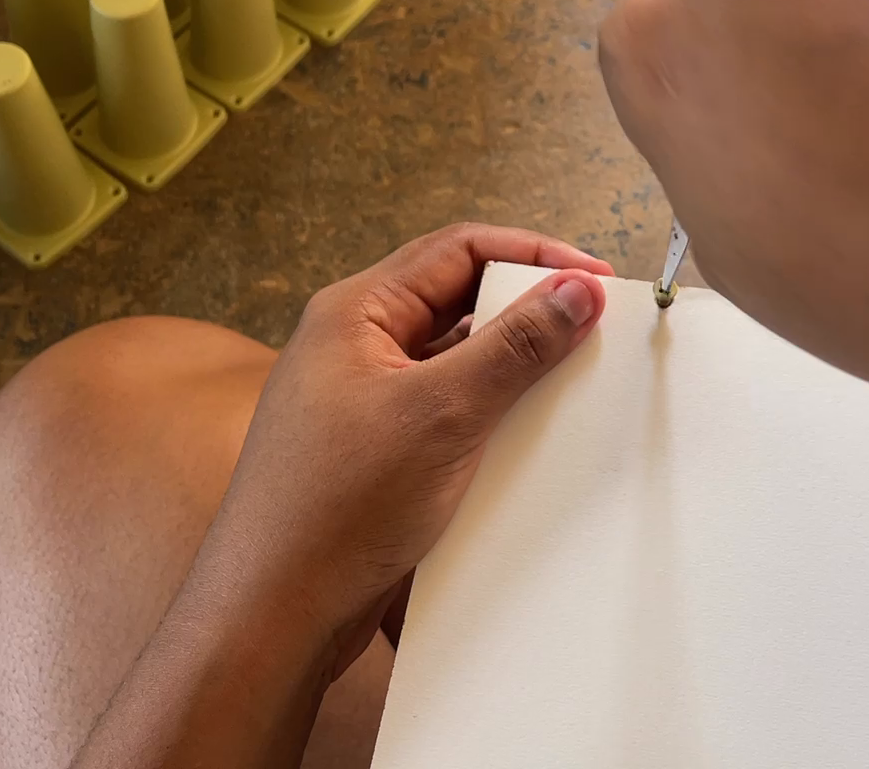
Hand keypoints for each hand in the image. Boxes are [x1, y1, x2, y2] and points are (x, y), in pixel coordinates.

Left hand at [185, 224, 610, 674]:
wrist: (272, 620)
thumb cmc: (338, 506)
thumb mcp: (442, 412)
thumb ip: (517, 343)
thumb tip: (582, 288)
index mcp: (358, 311)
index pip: (460, 248)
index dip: (534, 253)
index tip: (595, 277)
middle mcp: (362, 340)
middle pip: (460, 292)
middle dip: (527, 300)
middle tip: (590, 318)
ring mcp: (370, 391)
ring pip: (459, 346)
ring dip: (514, 351)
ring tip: (571, 364)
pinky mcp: (385, 436)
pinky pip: (452, 393)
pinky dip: (495, 395)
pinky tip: (531, 416)